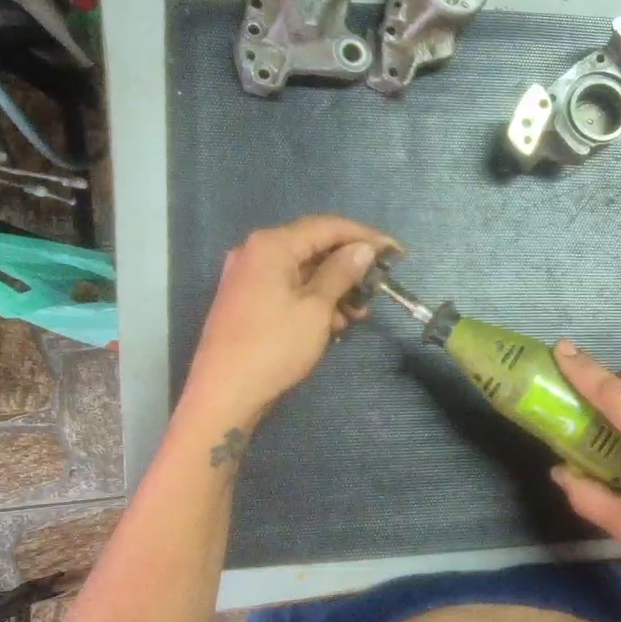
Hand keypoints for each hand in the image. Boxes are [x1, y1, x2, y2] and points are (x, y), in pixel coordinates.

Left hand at [180, 215, 396, 424]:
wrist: (224, 394)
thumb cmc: (274, 347)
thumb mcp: (316, 309)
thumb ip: (341, 273)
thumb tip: (363, 248)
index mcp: (271, 245)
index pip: (327, 227)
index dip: (365, 237)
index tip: (397, 253)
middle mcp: (255, 252)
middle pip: (314, 247)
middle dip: (349, 266)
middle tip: (379, 287)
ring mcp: (248, 277)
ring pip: (303, 271)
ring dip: (334, 288)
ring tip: (359, 313)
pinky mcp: (247, 301)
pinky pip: (289, 288)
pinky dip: (314, 300)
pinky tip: (334, 323)